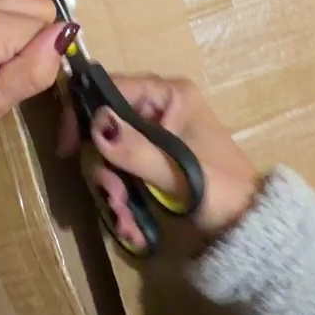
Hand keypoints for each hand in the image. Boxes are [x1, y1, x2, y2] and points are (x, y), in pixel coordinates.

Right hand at [59, 75, 261, 253]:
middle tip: (112, 196)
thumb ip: (136, 149)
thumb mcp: (178, 172)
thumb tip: (96, 123)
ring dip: (110, 185)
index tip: (67, 147)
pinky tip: (131, 221)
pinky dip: (119, 195)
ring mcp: (153, 133)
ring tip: (127, 215)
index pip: (110, 86)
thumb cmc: (222, 192)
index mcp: (170, 94)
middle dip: (102, 163)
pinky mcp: (149, 159)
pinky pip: (118, 168)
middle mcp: (158, 107)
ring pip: (107, 150)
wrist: (247, 228)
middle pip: (104, 122)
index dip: (83, 112)